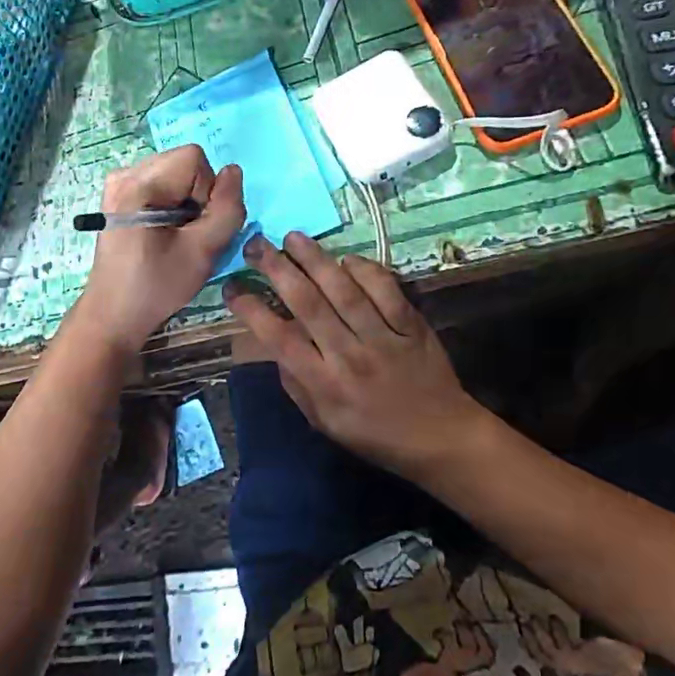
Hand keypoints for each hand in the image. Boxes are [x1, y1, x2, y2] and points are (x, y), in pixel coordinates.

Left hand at [77, 145, 246, 349]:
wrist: (113, 314)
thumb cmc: (156, 286)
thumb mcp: (202, 252)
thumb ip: (226, 209)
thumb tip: (233, 171)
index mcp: (138, 184)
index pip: (194, 158)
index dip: (207, 189)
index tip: (195, 226)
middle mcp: (124, 173)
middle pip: (184, 162)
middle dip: (197, 194)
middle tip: (187, 233)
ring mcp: (118, 182)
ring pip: (175, 172)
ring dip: (187, 200)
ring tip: (174, 234)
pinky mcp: (119, 194)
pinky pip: (161, 182)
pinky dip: (172, 202)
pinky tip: (162, 231)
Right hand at [224, 232, 487, 476]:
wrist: (441, 438)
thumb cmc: (375, 434)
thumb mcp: (324, 421)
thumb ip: (296, 383)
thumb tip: (274, 341)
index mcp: (324, 385)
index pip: (279, 339)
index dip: (252, 309)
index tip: (233, 287)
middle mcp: (349, 357)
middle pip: (307, 303)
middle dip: (277, 269)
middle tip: (256, 245)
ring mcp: (383, 338)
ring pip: (343, 290)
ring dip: (314, 259)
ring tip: (293, 237)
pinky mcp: (411, 325)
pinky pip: (385, 289)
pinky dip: (364, 270)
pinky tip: (345, 259)